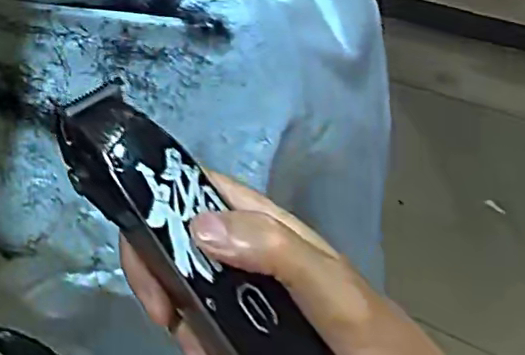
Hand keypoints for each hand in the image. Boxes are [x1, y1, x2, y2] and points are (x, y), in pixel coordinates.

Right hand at [121, 172, 441, 354]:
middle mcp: (242, 250)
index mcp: (260, 222)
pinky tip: (201, 349)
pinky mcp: (239, 333)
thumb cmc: (379, 340)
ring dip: (171, 306)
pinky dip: (190, 337)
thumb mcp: (337, 291)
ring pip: (179, 281)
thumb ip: (278, 249)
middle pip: (175, 233)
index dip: (159, 196)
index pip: (194, 185)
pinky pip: (197, 325)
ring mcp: (240, 294)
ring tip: (190, 341)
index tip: (145, 239)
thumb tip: (198, 225)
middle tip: (158, 308)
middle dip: (154, 262)